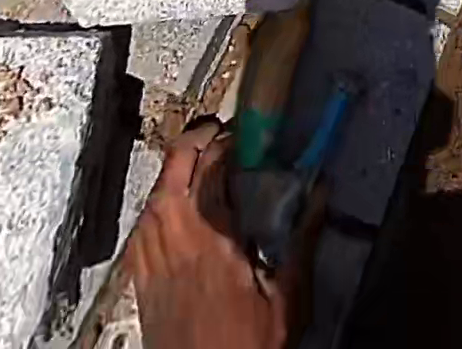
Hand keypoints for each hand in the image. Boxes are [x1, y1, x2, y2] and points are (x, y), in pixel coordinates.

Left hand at [131, 124, 287, 348]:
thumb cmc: (248, 346)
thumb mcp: (286, 299)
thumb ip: (304, 241)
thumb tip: (322, 192)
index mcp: (213, 240)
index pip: (212, 169)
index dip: (225, 141)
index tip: (241, 133)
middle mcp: (176, 240)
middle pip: (175, 169)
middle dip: (194, 141)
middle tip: (217, 133)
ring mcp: (151, 258)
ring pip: (155, 192)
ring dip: (175, 168)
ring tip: (198, 162)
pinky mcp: (139, 277)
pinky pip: (142, 222)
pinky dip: (157, 201)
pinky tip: (172, 206)